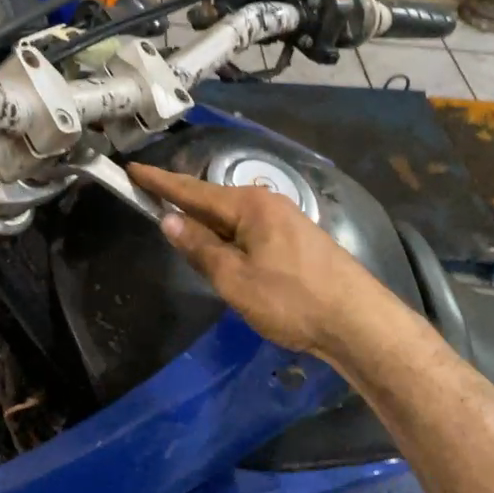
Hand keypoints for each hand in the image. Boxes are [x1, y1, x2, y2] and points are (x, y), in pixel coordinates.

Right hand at [128, 163, 378, 356]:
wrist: (361, 324)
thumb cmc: (292, 300)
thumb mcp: (236, 279)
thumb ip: (200, 248)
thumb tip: (169, 220)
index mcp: (249, 205)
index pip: (193, 190)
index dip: (160, 182)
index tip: (133, 169)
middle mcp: (268, 202)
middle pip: (213, 199)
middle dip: (182, 199)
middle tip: (149, 194)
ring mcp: (286, 219)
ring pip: (233, 216)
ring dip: (206, 220)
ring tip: (180, 223)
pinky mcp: (297, 239)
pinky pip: (249, 228)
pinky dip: (227, 233)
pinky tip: (222, 246)